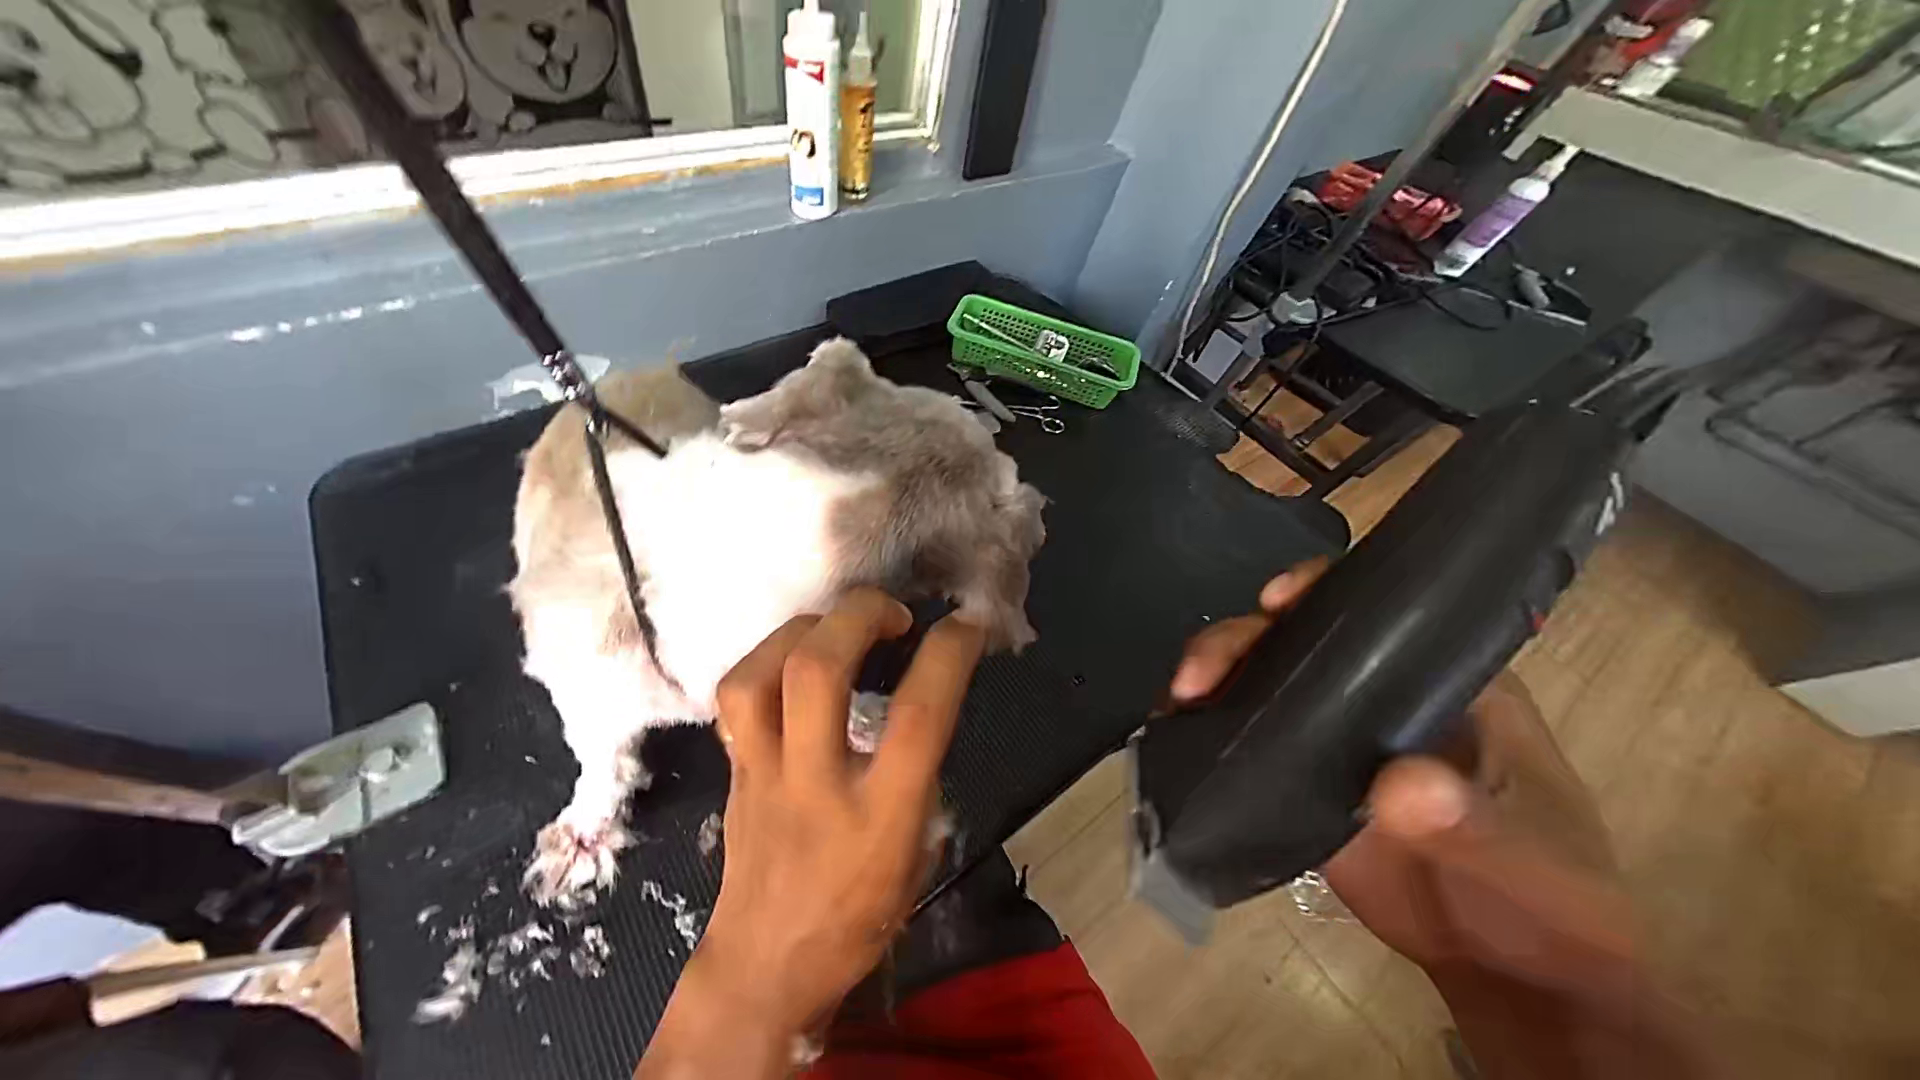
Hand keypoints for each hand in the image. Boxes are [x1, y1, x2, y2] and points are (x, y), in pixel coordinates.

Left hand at [637, 589, 985, 1079]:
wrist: (767, 964)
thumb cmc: (859, 913)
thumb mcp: (917, 847)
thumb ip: (919, 768)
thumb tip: (920, 697)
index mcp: (880, 815)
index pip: (918, 715)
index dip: (947, 654)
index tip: (965, 624)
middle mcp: (815, 783)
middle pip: (819, 671)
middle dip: (859, 615)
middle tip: (891, 612)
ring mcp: (762, 773)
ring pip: (757, 675)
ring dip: (803, 628)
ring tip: (836, 626)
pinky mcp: (733, 769)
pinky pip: (735, 696)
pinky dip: (767, 659)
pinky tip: (795, 658)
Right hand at [1169, 565, 1706, 1077]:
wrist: (1506, 967)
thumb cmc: (1547, 897)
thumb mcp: (1527, 859)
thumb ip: (1469, 822)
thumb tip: (1398, 785)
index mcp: (1442, 677)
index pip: (1377, 608)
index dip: (1320, 590)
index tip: (1276, 602)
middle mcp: (1377, 687)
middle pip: (1295, 638)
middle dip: (1240, 641)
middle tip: (1199, 677)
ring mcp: (1331, 728)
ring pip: (1259, 677)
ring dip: (1212, 677)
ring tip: (1175, 702)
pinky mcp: (1297, 771)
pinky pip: (1244, 733)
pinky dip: (1204, 724)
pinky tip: (1172, 730)